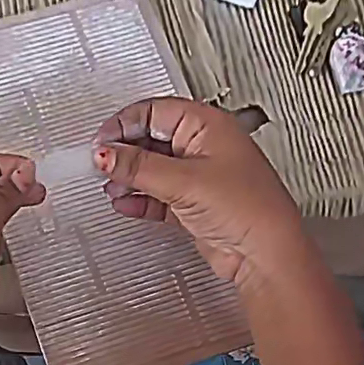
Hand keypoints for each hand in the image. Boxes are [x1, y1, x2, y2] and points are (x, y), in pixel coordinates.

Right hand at [94, 98, 307, 285]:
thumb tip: (105, 153)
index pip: (154, 112)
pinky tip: (124, 205)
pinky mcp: (191, 205)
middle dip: (123, 154)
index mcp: (206, 125)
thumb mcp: (183, 181)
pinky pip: (157, 197)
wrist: (263, 252)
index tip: (100, 144)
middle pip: (150, 140)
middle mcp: (201, 147)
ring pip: (151, 170)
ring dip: (128, 179)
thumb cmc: (247, 208)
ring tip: (111, 189)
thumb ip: (138, 167)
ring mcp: (196, 177)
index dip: (123, 125)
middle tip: (101, 167)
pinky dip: (139, 201)